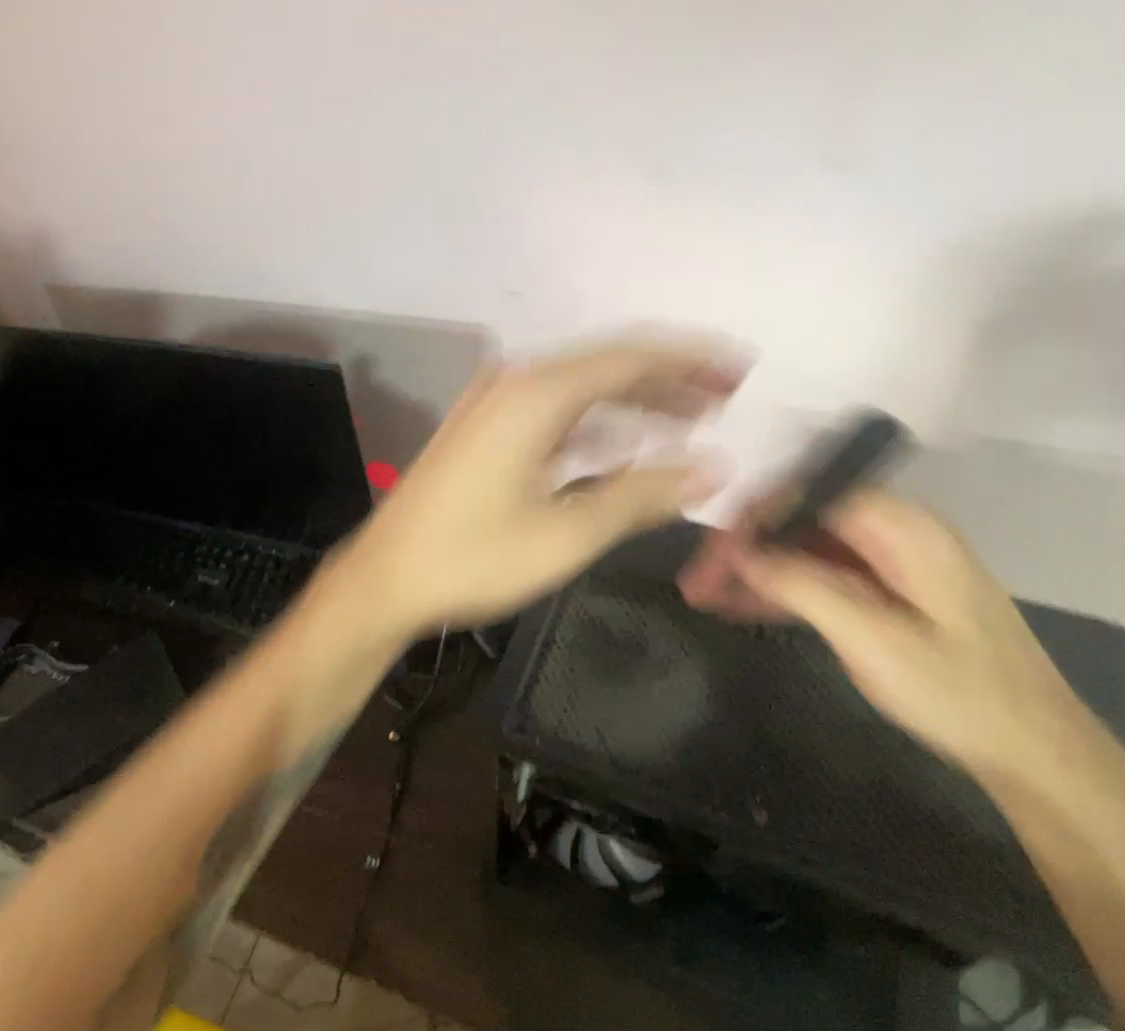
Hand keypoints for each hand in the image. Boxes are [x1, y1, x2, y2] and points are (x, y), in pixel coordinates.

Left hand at [330, 338, 746, 637]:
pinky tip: (619, 451)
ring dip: (632, 405)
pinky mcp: (479, 435)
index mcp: (536, 395)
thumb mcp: (567, 534)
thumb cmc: (472, 559)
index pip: (631, 356)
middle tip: (725, 399)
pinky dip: (592, 428)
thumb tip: (714, 469)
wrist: (384, 580)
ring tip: (686, 423)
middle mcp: (513, 386)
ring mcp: (491, 408)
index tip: (741, 370)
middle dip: (668, 381)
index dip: (690, 361)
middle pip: (606, 368)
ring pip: (578, 392)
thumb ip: (643, 496)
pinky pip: (551, 416)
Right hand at [707, 491, 1100, 778]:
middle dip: (748, 547)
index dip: (756, 514)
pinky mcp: (892, 598)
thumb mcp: (872, 639)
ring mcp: (897, 568)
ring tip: (705, 597)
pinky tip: (740, 608)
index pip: (814, 494)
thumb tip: (742, 550)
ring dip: (758, 572)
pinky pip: (825, 580)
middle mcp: (901, 537)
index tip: (710, 547)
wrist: (1033, 751)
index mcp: (907, 532)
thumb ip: (804, 587)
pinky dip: (784, 592)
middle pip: (806, 522)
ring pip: (809, 553)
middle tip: (696, 582)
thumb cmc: (958, 693)